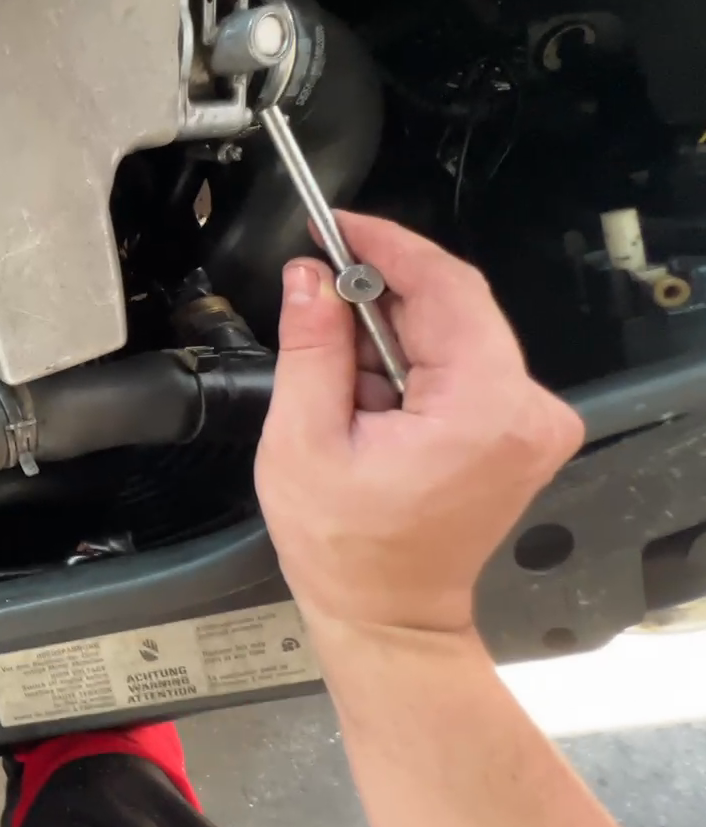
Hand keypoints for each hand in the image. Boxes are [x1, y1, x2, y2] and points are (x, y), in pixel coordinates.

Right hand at [254, 213, 584, 637]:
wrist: (384, 602)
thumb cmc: (341, 537)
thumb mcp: (301, 436)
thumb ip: (310, 348)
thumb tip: (308, 278)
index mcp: (482, 410)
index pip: (447, 290)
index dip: (386, 247)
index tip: (335, 224)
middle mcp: (526, 409)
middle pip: (450, 309)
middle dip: (372, 293)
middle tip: (308, 292)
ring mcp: (525, 419)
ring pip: (446, 333)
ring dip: (377, 335)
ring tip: (328, 386)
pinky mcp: (509, 425)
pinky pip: (451, 361)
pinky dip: (395, 359)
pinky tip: (356, 395)